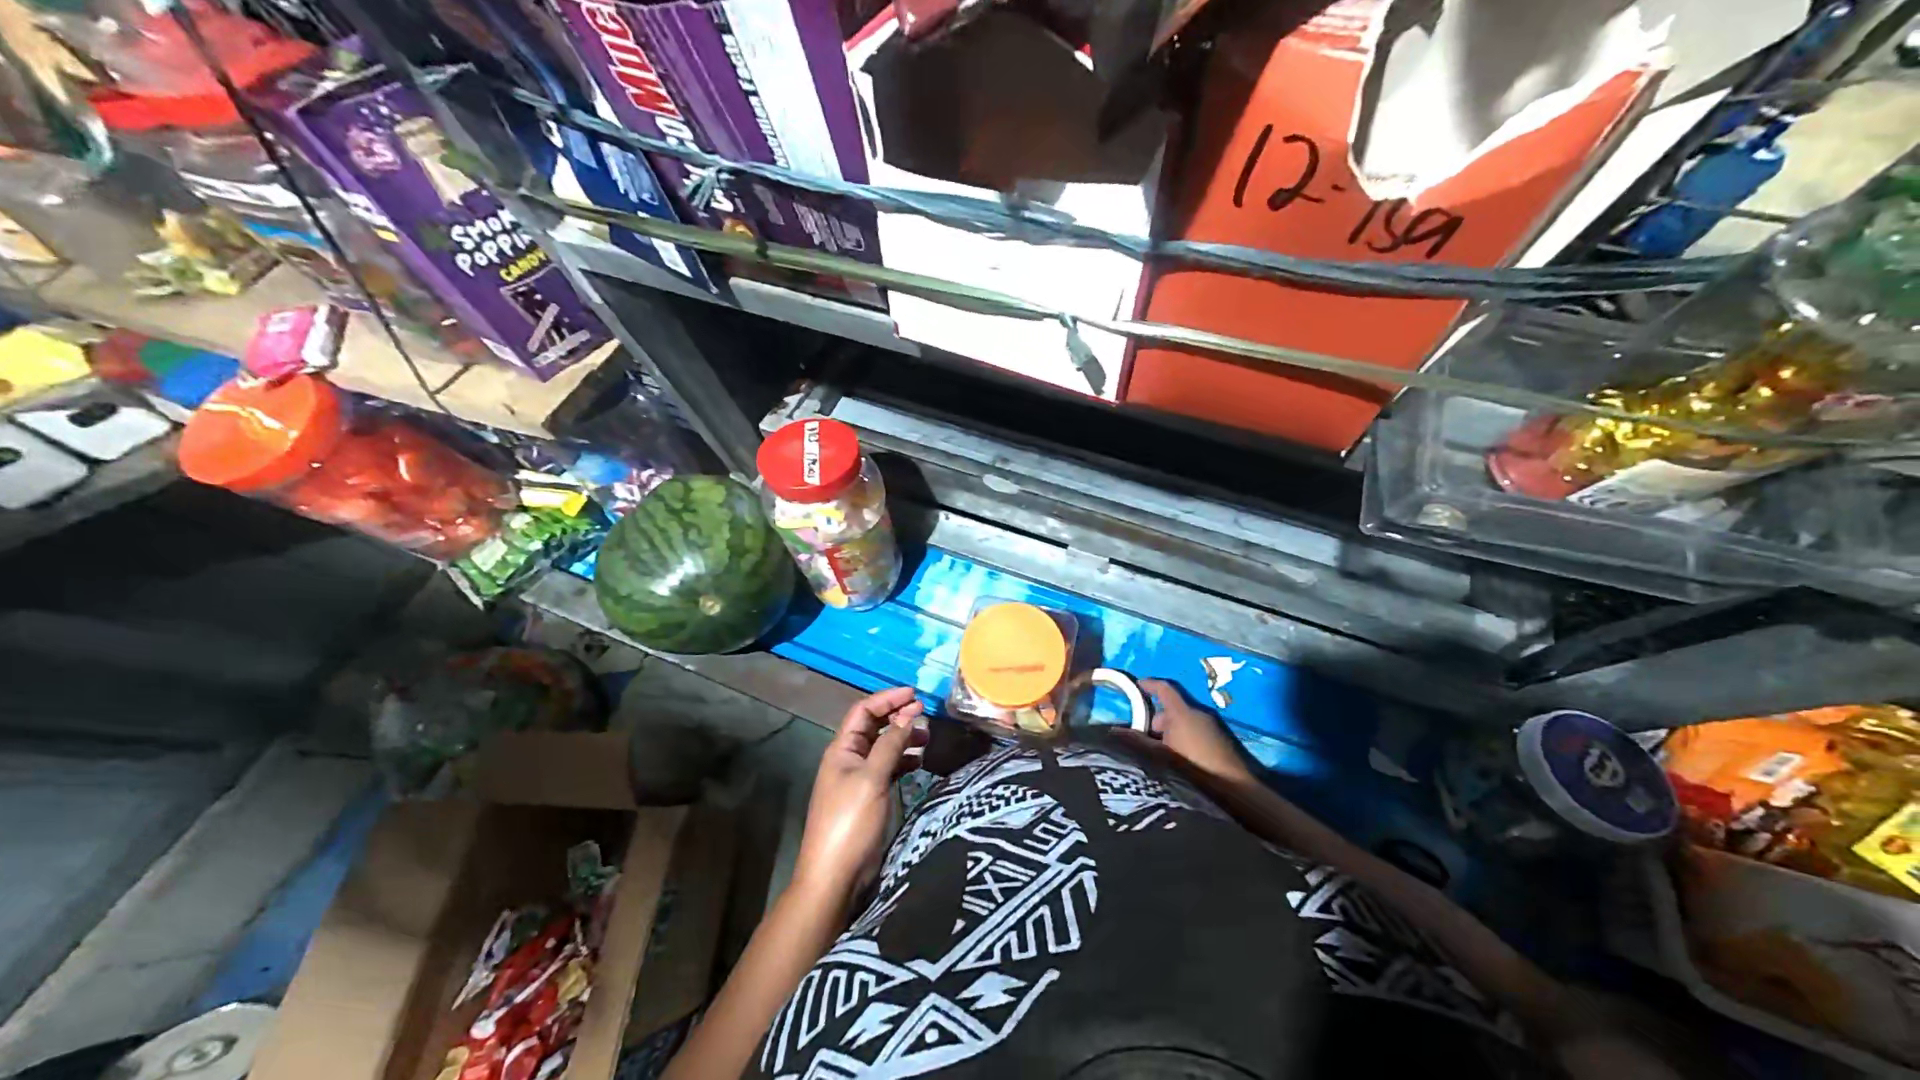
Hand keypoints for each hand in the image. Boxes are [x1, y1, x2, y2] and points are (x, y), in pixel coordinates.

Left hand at [792, 687, 927, 909]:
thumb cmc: (850, 822)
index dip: (888, 699)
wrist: (835, 875)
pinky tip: (919, 763)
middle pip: (874, 727)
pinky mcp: (869, 798)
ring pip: (884, 747)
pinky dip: (904, 761)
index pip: (864, 711)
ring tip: (928, 739)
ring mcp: (859, 779)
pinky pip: (888, 768)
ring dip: (904, 739)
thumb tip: (909, 716)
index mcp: (842, 749)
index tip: (915, 695)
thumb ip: (891, 745)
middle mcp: (849, 759)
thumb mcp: (872, 778)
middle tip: (926, 715)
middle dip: (899, 717)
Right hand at [1136, 679, 1255, 790]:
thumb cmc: (1194, 768)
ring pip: (1186, 722)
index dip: (1149, 684)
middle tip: (1142, 735)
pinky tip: (1178, 760)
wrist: (1237, 792)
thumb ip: (1138, 743)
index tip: (1136, 685)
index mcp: (1183, 713)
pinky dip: (1183, 739)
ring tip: (1157, 752)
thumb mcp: (1160, 756)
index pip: (1165, 688)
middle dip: (1156, 717)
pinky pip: (1196, 733)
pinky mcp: (1223, 744)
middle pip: (1174, 708)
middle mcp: (1200, 715)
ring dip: (1170, 731)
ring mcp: (1215, 729)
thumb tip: (1118, 733)